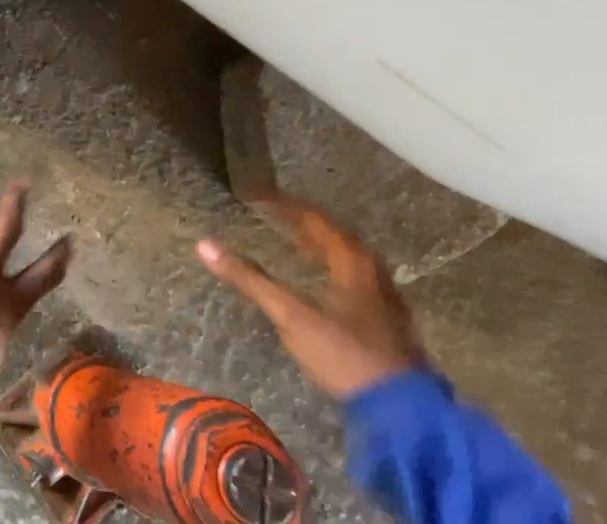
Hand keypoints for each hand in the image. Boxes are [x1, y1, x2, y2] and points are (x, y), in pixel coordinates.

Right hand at [196, 200, 423, 397]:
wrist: (403, 411)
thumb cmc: (344, 354)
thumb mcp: (291, 316)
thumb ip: (249, 279)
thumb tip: (204, 244)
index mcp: (353, 264)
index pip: (316, 219)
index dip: (283, 204)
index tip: (254, 195)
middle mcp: (374, 274)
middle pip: (338, 236)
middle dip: (304, 221)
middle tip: (274, 213)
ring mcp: (385, 300)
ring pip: (350, 258)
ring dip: (321, 244)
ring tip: (295, 242)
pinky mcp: (387, 323)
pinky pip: (355, 278)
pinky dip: (332, 267)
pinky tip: (322, 282)